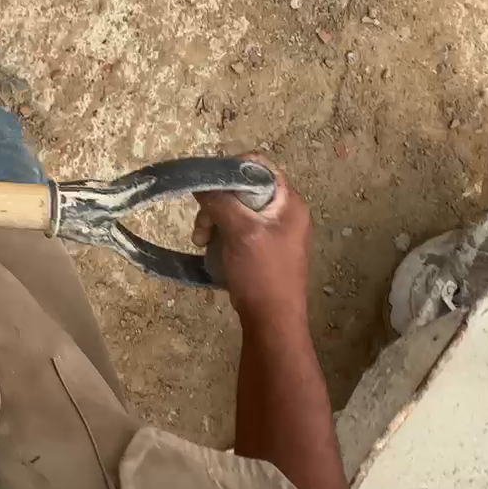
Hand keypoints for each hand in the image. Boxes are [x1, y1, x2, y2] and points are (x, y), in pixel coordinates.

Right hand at [192, 155, 312, 329]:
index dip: (231, 168)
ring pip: (235, 206)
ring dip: (213, 218)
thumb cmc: (262, 273)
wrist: (272, 322)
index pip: (259, 166)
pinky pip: (236, 224)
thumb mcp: (239, 231)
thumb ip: (219, 200)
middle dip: (216, 200)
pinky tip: (207, 245)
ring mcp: (274, 229)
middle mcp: (284, 211)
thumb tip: (198, 181)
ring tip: (200, 239)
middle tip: (202, 221)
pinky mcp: (262, 245)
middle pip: (243, 187)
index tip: (208, 183)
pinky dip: (219, 231)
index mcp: (289, 203)